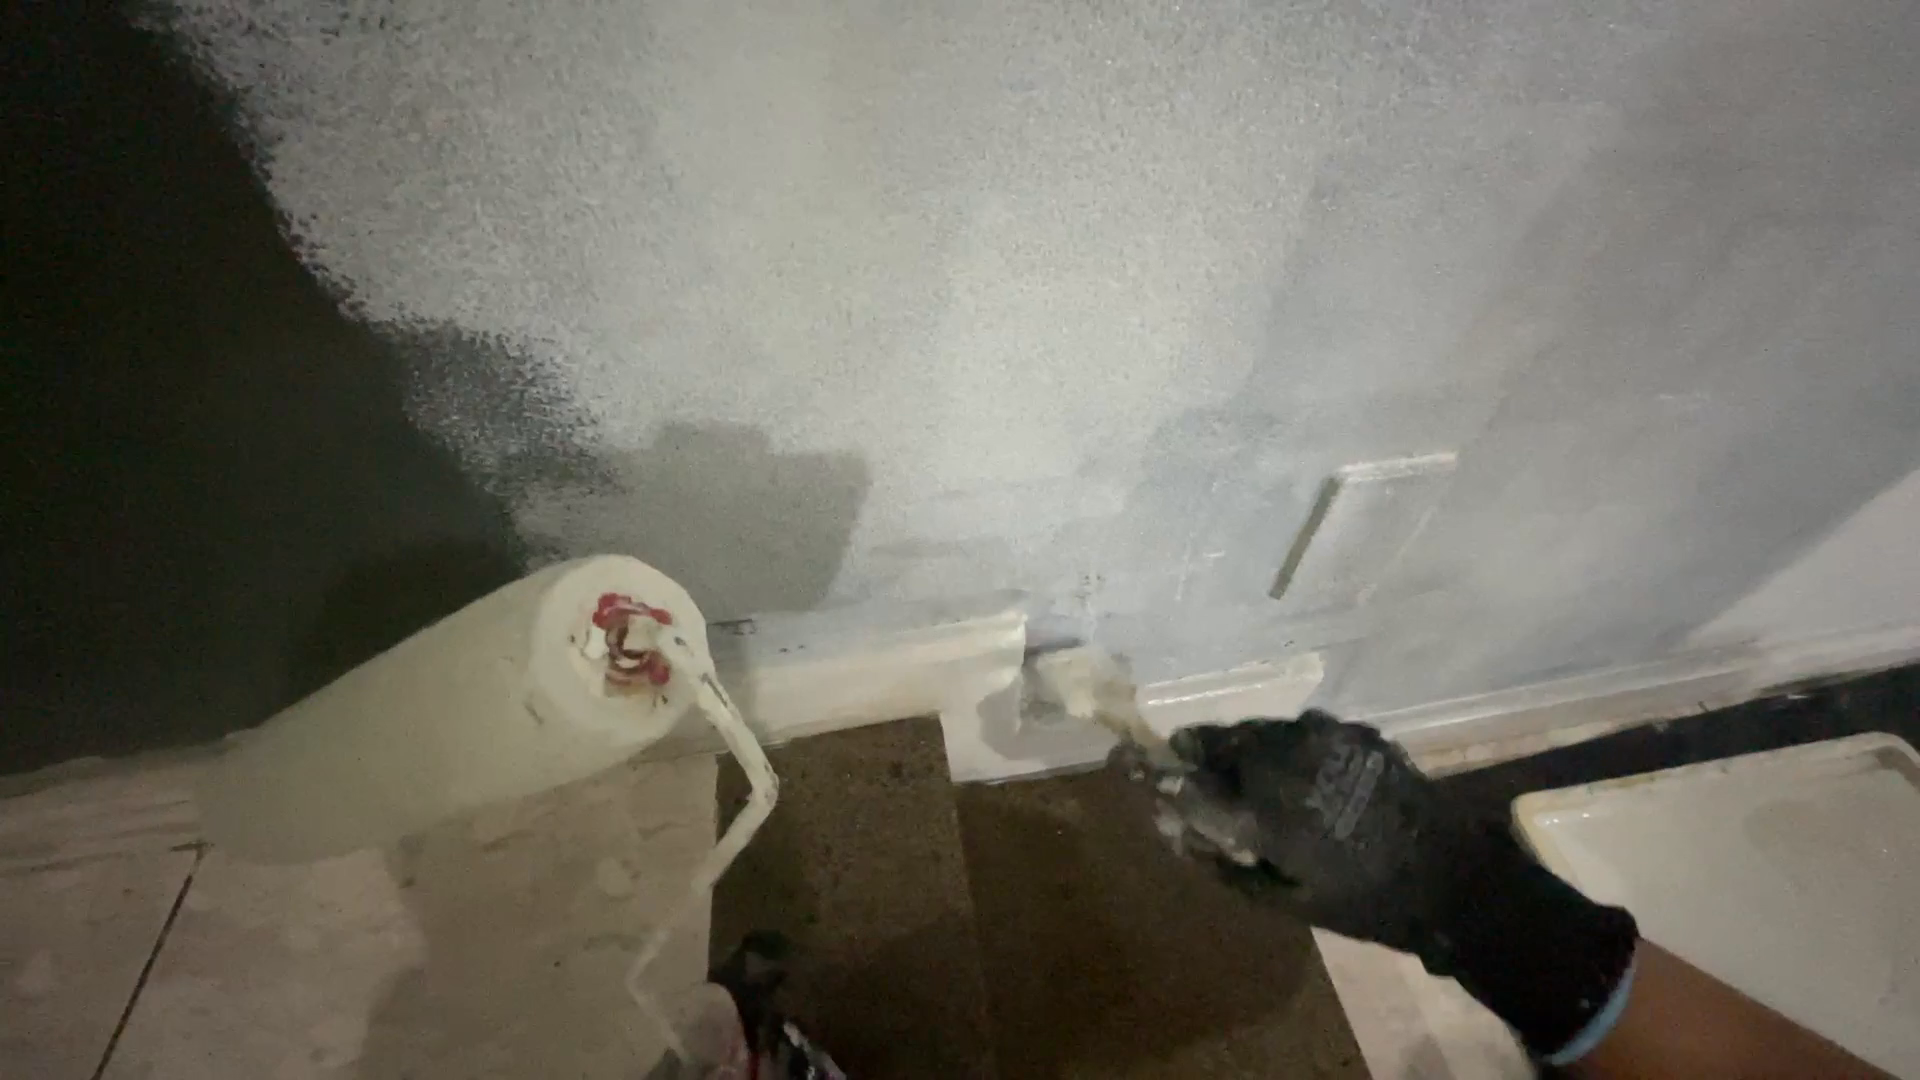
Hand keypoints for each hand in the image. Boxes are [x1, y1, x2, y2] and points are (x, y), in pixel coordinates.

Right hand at [1143, 710, 1466, 960]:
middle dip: (1197, 755)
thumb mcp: (1283, 898)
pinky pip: (1294, 729)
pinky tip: (1302, 771)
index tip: (1121, 754)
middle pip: (1213, 742)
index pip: (1184, 783)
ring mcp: (1318, 736)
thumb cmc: (1363, 901)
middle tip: (1195, 769)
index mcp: (1263, 812)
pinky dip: (1282, 746)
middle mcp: (1282, 761)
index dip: (1146, 768)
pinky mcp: (1347, 727)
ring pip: (1252, 729)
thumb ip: (1220, 859)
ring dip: (1238, 747)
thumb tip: (1171, 827)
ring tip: (1253, 773)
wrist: (1457, 880)